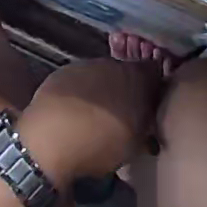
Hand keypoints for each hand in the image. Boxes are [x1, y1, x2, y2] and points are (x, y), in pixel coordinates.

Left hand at [17, 57, 161, 182]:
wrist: (52, 138)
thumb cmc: (102, 142)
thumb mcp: (136, 142)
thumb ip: (145, 124)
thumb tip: (146, 121)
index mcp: (136, 77)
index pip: (153, 72)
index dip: (152, 87)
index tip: (149, 105)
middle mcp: (111, 64)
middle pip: (124, 72)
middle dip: (125, 88)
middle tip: (122, 112)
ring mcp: (83, 65)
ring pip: (99, 74)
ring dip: (100, 89)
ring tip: (94, 114)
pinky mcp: (60, 72)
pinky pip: (77, 80)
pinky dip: (78, 92)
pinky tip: (72, 112)